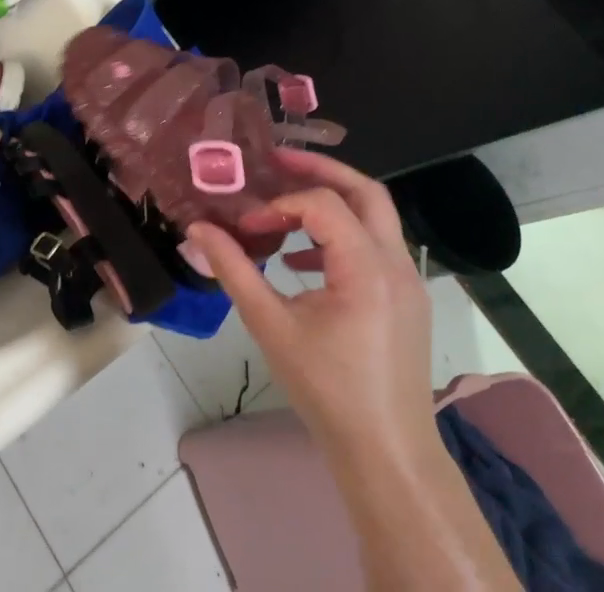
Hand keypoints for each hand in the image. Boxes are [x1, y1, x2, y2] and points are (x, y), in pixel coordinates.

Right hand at [182, 149, 435, 460]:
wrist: (384, 444)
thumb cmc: (325, 385)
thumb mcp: (269, 324)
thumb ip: (232, 269)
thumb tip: (196, 229)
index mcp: (366, 268)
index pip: (322, 206)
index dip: (276, 207)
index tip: (243, 229)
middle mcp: (396, 265)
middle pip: (367, 193)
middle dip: (319, 171)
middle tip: (273, 160)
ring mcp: (407, 282)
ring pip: (376, 217)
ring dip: (329, 202)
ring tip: (281, 207)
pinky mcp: (404, 299)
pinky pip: (375, 246)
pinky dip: (339, 234)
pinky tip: (301, 260)